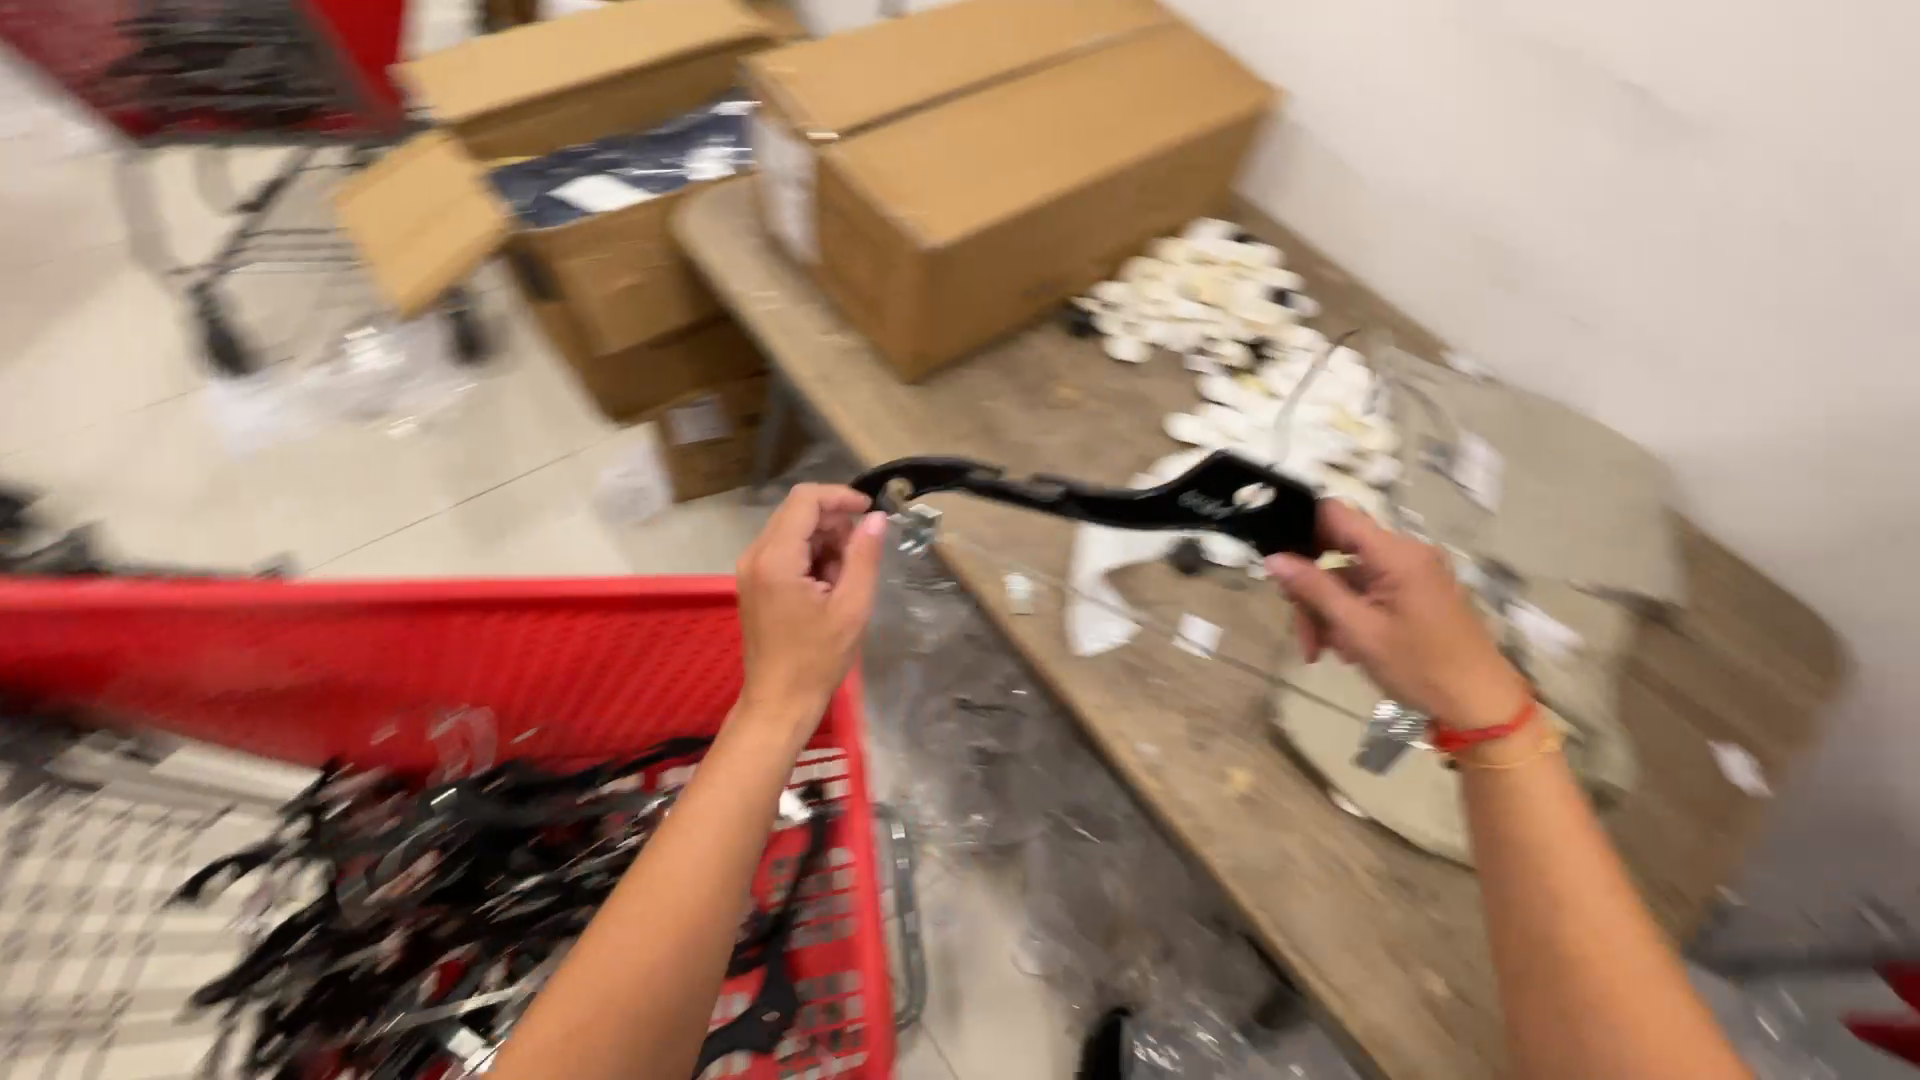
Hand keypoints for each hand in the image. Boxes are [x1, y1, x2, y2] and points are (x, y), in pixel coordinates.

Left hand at [735, 484, 888, 729]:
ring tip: (843, 580)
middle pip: (798, 512)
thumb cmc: (817, 659)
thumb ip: (864, 556)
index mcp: (776, 558)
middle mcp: (755, 555)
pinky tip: (827, 588)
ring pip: (792, 530)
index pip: (805, 499)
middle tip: (860, 558)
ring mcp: (750, 569)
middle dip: (835, 524)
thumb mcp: (852, 607)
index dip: (841, 497)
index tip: (870, 512)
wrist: (779, 702)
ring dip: (824, 542)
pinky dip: (810, 557)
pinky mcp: (753, 582)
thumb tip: (877, 519)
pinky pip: (784, 551)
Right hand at [1266, 501, 1526, 728]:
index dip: (1300, 530)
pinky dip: (1347, 616)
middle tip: (1302, 633)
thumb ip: (1314, 590)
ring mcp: (1410, 574)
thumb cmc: (1420, 667)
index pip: (1334, 514)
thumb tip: (1273, 560)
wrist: (1480, 705)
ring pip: (1346, 578)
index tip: (1278, 564)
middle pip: (1336, 553)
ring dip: (1326, 611)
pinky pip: (1366, 592)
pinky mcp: (1413, 593)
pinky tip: (1344, 648)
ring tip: (1321, 651)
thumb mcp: (1358, 630)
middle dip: (1310, 590)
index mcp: (1395, 554)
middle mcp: (1404, 554)